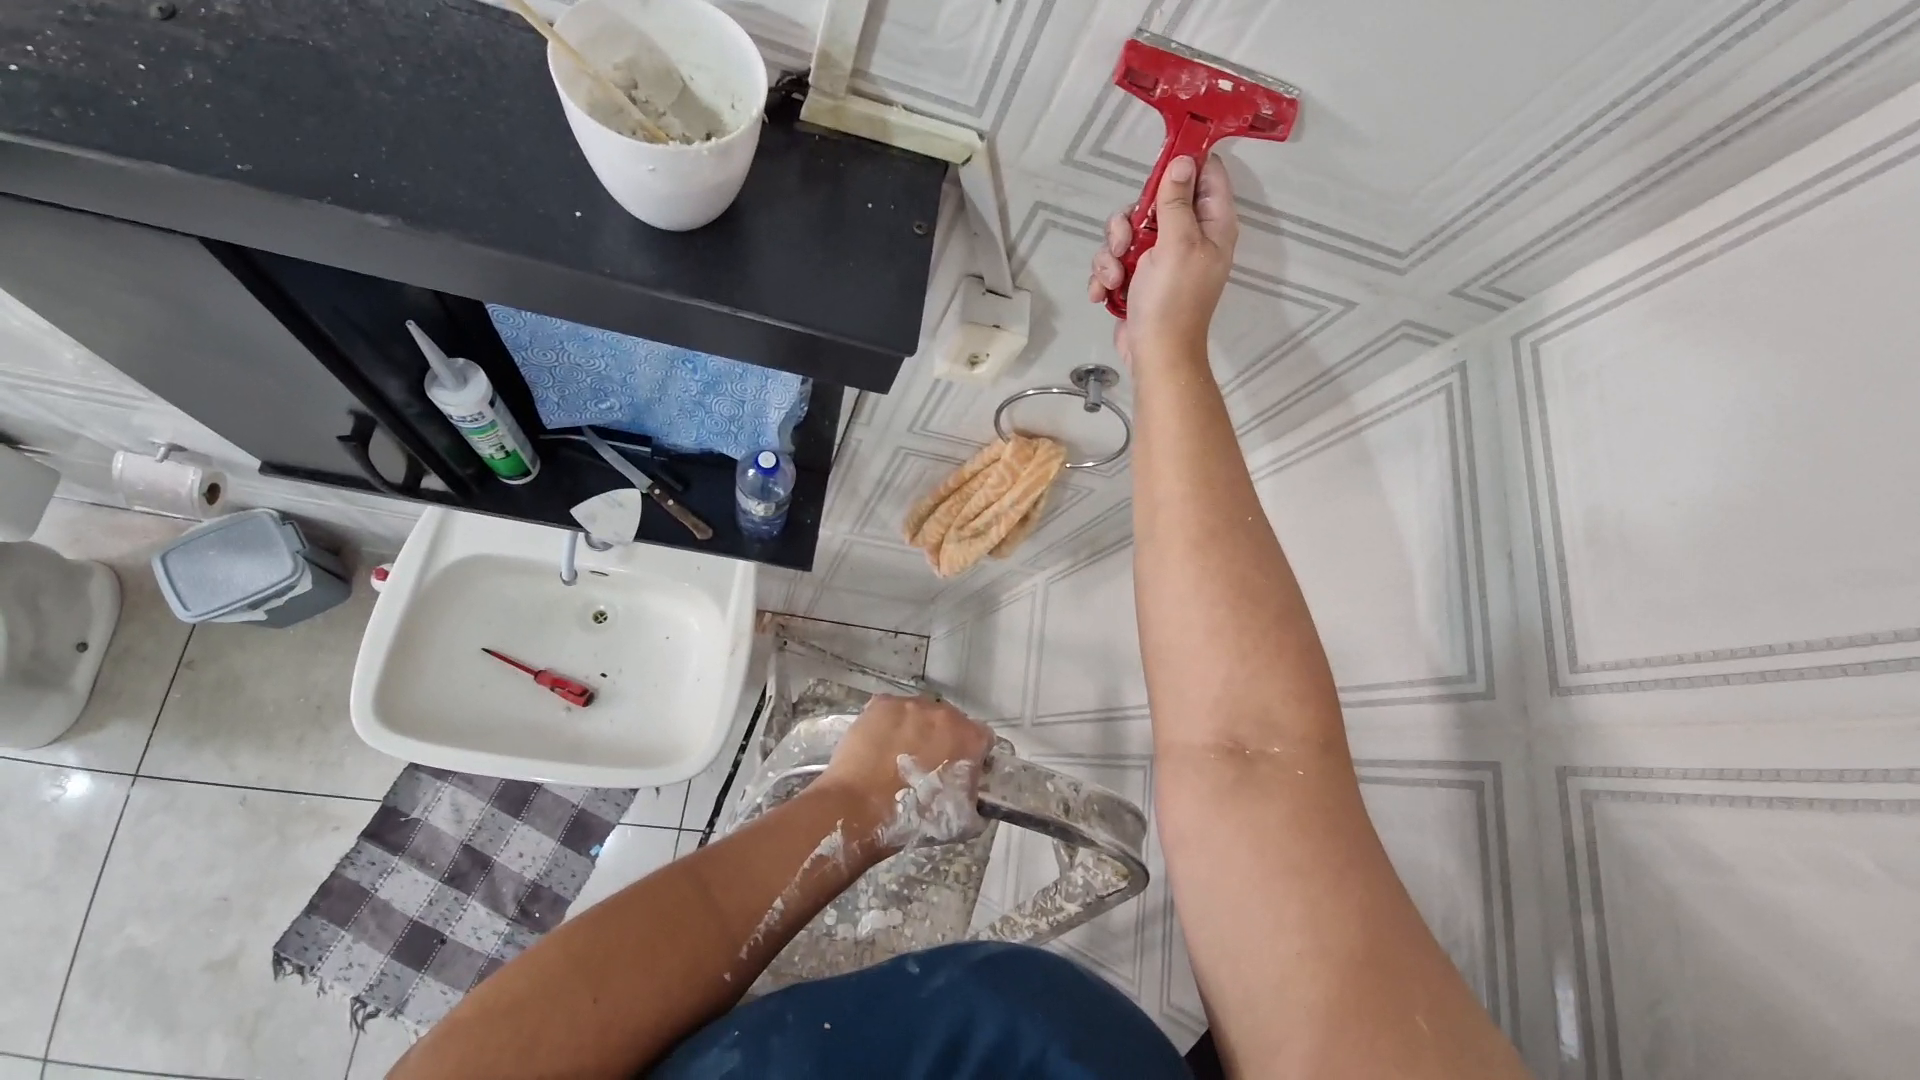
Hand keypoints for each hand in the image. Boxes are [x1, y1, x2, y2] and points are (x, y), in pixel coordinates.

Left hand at [814, 694, 992, 847]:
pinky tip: (878, 746)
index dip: (972, 755)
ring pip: (920, 713)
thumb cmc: (914, 820)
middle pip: (950, 721)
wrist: (859, 809)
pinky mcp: (882, 704)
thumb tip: (973, 789)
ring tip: (896, 756)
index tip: (958, 770)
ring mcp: (911, 705)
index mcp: (971, 739)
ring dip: (915, 729)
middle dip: (942, 739)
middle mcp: (945, 713)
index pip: (982, 739)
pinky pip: (892, 710)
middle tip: (925, 765)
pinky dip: (888, 724)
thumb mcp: (962, 821)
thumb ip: (976, 798)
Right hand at [1088, 153, 1238, 362]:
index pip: (1207, 174)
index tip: (1158, 168)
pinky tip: (1104, 293)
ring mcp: (1161, 258)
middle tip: (1125, 242)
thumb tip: (1184, 160)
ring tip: (1114, 279)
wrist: (1155, 354)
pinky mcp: (1137, 277)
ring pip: (1127, 231)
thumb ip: (1177, 201)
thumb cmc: (1172, 301)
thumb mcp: (1178, 244)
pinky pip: (1114, 260)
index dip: (1184, 164)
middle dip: (1129, 221)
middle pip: (1155, 201)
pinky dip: (1105, 275)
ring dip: (1111, 254)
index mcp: (1211, 225)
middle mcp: (1188, 236)